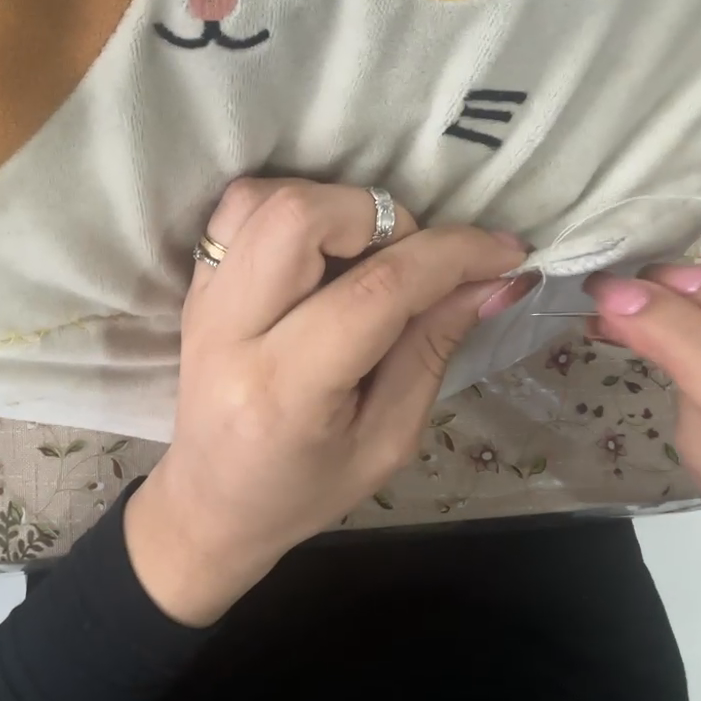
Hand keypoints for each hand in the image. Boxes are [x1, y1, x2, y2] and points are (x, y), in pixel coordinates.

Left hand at [125, 179, 534, 625]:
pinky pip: (237, 209)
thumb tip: (491, 279)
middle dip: (380, 216)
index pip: (374, 290)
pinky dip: (289, 205)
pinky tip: (320, 247)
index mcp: (283, 389)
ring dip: (333, 205)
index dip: (452, 256)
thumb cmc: (303, 490)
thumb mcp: (386, 442)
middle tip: (411, 259)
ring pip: (264, 198)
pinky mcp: (195, 285)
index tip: (505, 252)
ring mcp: (203, 300)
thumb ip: (431, 351)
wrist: (210, 502)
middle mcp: (231, 330)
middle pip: (299, 216)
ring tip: (365, 252)